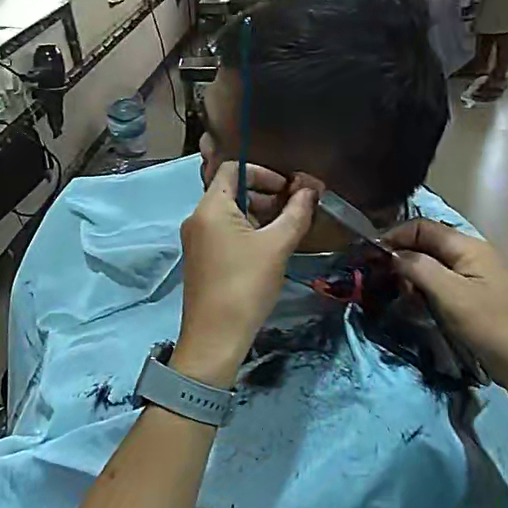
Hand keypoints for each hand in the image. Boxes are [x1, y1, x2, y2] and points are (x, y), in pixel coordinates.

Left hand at [173, 163, 318, 387]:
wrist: (215, 339)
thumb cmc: (245, 285)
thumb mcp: (277, 246)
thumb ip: (296, 213)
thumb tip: (310, 190)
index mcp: (210, 208)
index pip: (232, 168)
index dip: (263, 172)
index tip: (287, 188)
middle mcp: (198, 218)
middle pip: (232, 189)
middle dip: (265, 194)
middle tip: (293, 209)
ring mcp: (197, 240)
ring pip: (230, 212)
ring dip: (259, 213)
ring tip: (286, 229)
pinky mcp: (201, 259)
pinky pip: (225, 232)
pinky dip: (248, 231)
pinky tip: (269, 248)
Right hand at [381, 219, 507, 396]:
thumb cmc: (492, 326)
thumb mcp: (451, 295)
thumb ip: (419, 268)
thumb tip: (393, 254)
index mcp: (467, 246)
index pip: (422, 227)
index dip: (395, 236)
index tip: (371, 256)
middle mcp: (472, 254)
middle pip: (427, 244)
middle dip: (402, 257)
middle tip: (383, 279)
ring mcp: (476, 276)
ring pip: (434, 265)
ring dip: (413, 275)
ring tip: (400, 295)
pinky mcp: (476, 297)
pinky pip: (444, 283)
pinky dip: (426, 289)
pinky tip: (419, 305)